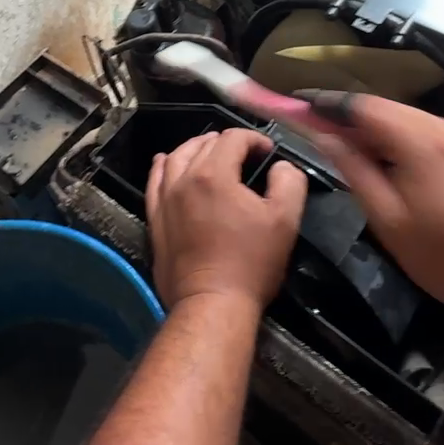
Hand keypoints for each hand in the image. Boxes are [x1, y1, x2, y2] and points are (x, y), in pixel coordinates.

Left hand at [147, 129, 307, 311]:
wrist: (212, 305)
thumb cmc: (251, 263)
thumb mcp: (285, 221)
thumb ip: (289, 183)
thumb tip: (281, 166)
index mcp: (215, 174)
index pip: (232, 139)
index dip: (253, 139)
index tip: (267, 152)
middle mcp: (184, 179)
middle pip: (203, 144)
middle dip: (226, 143)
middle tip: (244, 154)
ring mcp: (165, 199)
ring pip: (176, 157)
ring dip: (195, 148)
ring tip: (209, 151)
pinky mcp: (155, 219)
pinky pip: (154, 181)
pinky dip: (163, 166)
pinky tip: (166, 161)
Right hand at [296, 92, 443, 326]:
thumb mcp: (388, 219)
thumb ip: (354, 170)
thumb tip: (324, 137)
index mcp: (422, 140)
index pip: (363, 105)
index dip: (326, 103)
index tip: (296, 105)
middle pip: (384, 107)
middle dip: (347, 115)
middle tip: (315, 129)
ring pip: (405, 118)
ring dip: (372, 127)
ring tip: (344, 146)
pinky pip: (425, 132)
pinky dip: (398, 138)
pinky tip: (385, 159)